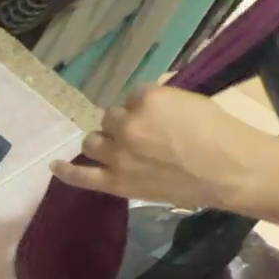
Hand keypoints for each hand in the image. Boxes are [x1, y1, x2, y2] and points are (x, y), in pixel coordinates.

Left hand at [50, 86, 273, 209]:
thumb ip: (161, 102)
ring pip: (91, 142)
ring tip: (114, 149)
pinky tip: (53, 166)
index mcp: (149, 99)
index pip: (131, 98)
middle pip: (109, 120)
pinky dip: (63, 171)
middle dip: (120, 125)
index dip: (140, 107)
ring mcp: (116, 155)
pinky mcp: (111, 181)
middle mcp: (126, 125)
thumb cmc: (217, 132)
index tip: (153, 117)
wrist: (224, 170)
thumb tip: (140, 104)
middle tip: (140, 136)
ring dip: (100, 143)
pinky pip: (77, 176)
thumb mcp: (190, 102)